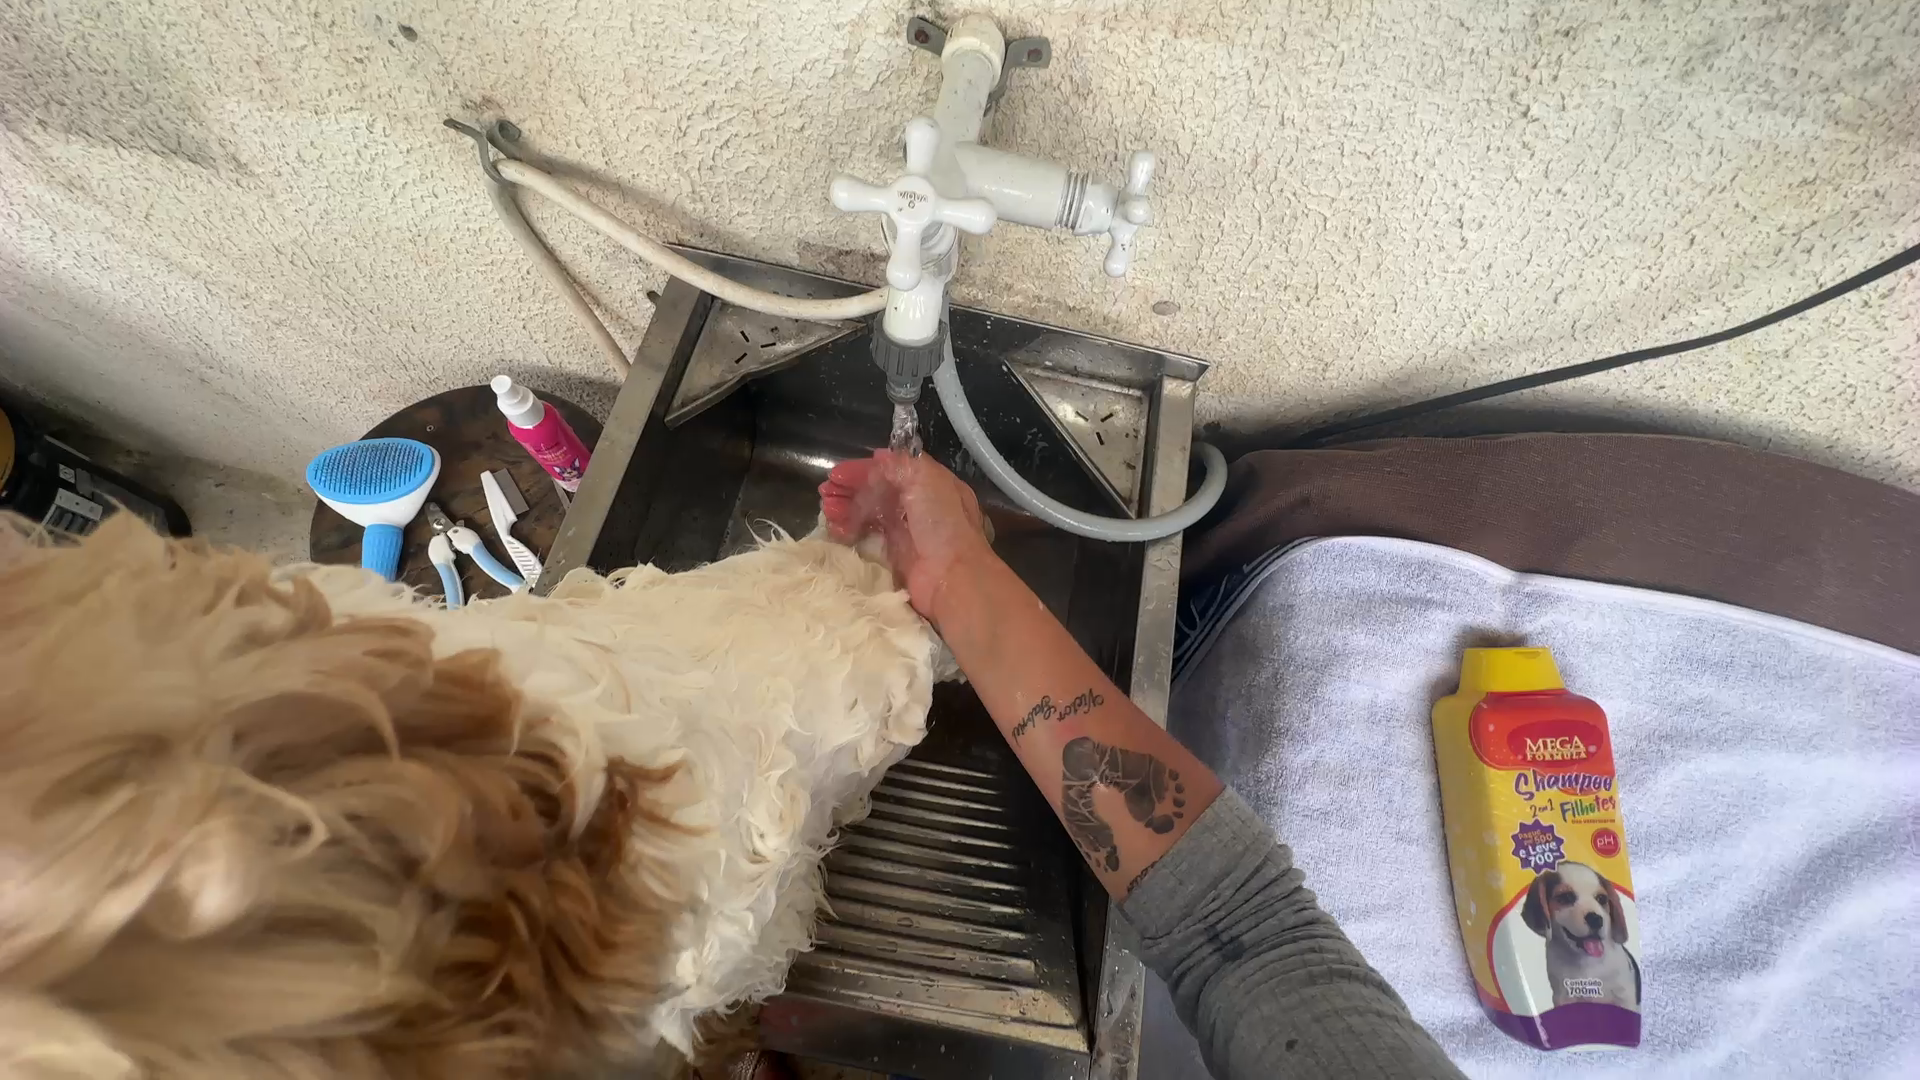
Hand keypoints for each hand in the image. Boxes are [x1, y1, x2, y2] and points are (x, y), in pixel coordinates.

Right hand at [819, 450, 991, 620]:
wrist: (953, 578)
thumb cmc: (943, 524)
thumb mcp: (926, 479)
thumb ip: (902, 464)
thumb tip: (879, 457)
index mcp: (932, 484)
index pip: (893, 470)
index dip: (864, 469)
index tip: (837, 474)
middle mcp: (921, 506)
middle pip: (879, 492)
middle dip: (850, 490)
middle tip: (825, 494)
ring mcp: (908, 532)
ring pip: (871, 514)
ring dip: (847, 509)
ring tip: (827, 511)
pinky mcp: (897, 557)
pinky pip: (869, 539)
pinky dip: (852, 532)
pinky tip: (836, 530)